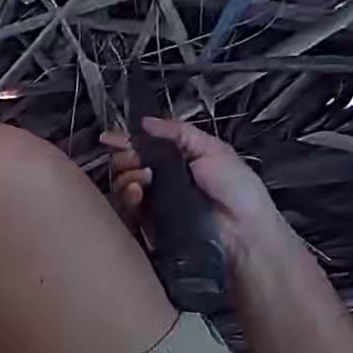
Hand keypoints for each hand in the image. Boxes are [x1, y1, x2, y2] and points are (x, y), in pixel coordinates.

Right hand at [102, 117, 290, 266]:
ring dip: (127, 177)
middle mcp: (162, 178)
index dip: (125, 140)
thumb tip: (145, 121)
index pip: (144, 145)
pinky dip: (128, 198)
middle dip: (125, 158)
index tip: (110, 138)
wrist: (242, 231)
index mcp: (177, 158)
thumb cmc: (237, 189)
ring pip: (123, 184)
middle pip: (127, 163)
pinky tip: (138, 194)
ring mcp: (154, 201)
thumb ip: (179, 132)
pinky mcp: (150, 223)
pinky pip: (127, 209)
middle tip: (134, 160)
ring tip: (143, 180)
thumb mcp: (213, 149)